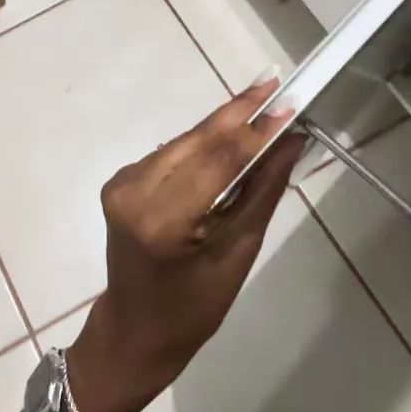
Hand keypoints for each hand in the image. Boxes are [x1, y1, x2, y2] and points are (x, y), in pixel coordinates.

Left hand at [63, 75, 304, 411]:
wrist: (136, 326)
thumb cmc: (194, 306)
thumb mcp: (238, 253)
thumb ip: (261, 192)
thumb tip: (289, 141)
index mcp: (161, 220)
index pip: (216, 161)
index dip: (254, 130)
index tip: (288, 105)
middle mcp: (133, 191)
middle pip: (196, 142)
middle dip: (238, 113)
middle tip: (275, 85)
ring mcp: (122, 182)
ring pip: (183, 142)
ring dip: (222, 125)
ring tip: (262, 102)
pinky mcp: (121, 179)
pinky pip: (170, 154)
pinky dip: (201, 144)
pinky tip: (230, 133)